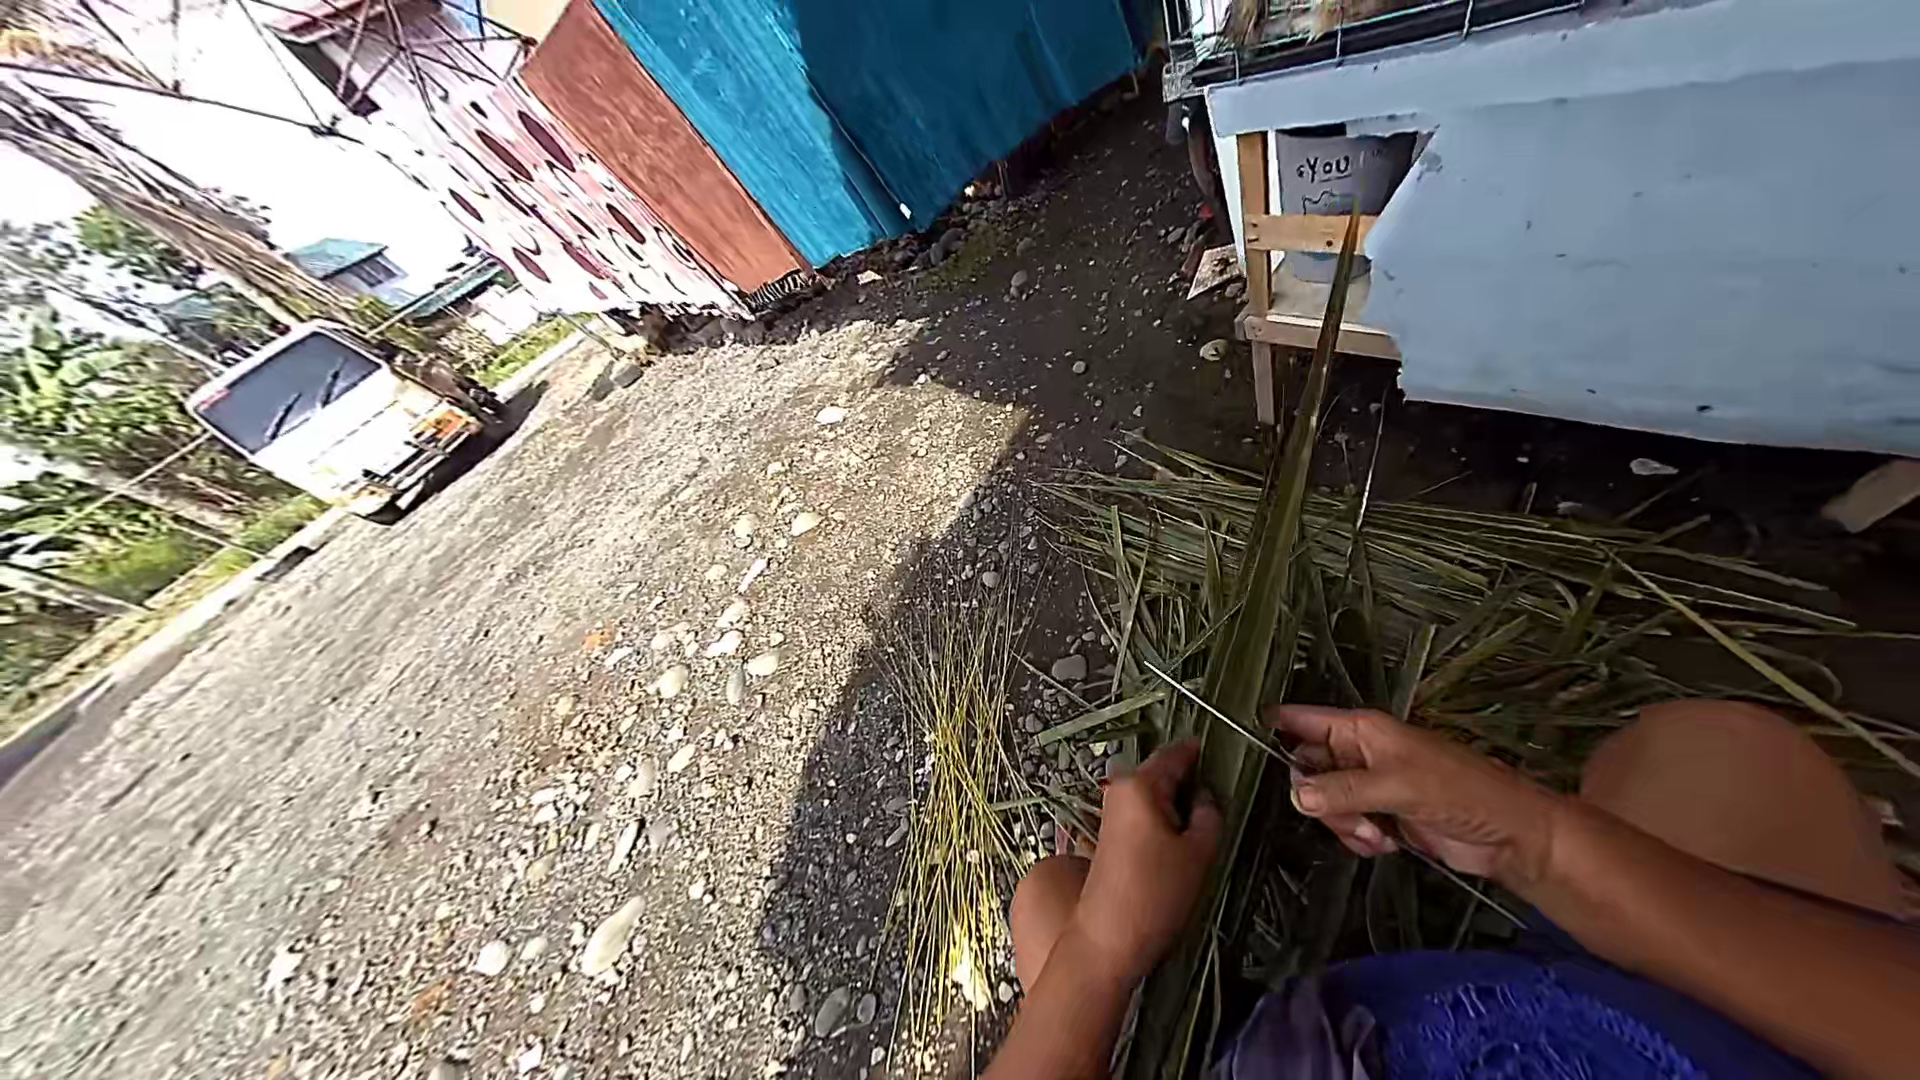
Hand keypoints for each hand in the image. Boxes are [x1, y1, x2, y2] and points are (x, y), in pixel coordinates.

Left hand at [1070, 740, 1222, 981]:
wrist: (1109, 934)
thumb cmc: (1157, 891)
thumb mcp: (1197, 852)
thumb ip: (1209, 815)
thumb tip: (1206, 795)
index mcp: (1140, 784)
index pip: (1175, 755)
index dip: (1199, 752)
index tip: (1223, 749)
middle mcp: (1120, 788)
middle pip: (1163, 773)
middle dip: (1191, 782)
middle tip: (1222, 797)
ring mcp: (1112, 808)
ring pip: (1154, 793)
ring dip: (1178, 802)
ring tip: (1206, 822)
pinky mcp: (1110, 830)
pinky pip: (1144, 810)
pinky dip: (1164, 816)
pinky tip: (1182, 837)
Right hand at [1267, 705, 1563, 886]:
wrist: (1515, 838)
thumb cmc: (1463, 792)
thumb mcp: (1399, 785)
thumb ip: (1344, 790)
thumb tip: (1299, 797)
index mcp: (1358, 729)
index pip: (1298, 719)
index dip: (1271, 727)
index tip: (1248, 746)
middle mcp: (1355, 752)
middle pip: (1305, 767)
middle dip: (1318, 796)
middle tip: (1345, 813)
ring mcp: (1366, 783)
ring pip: (1322, 799)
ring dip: (1342, 822)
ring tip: (1376, 835)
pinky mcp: (1379, 812)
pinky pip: (1343, 822)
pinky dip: (1357, 837)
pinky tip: (1384, 843)